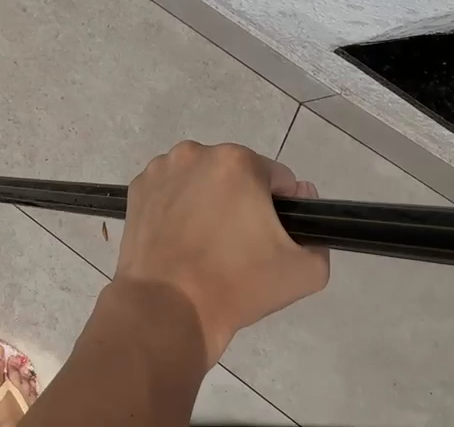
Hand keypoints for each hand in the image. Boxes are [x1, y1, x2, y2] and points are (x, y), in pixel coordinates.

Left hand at [113, 141, 329, 367]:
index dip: (283, 208)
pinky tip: (182, 237)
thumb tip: (299, 202)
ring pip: (200, 179)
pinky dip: (179, 205)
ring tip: (210, 241)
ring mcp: (159, 168)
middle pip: (234, 173)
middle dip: (244, 200)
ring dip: (209, 199)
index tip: (275, 235)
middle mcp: (193, 153)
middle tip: (243, 241)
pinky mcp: (137, 187)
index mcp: (235, 162)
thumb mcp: (307, 269)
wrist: (170, 300)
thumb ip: (316, 233)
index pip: (277, 178)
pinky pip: (171, 190)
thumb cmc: (239, 282)